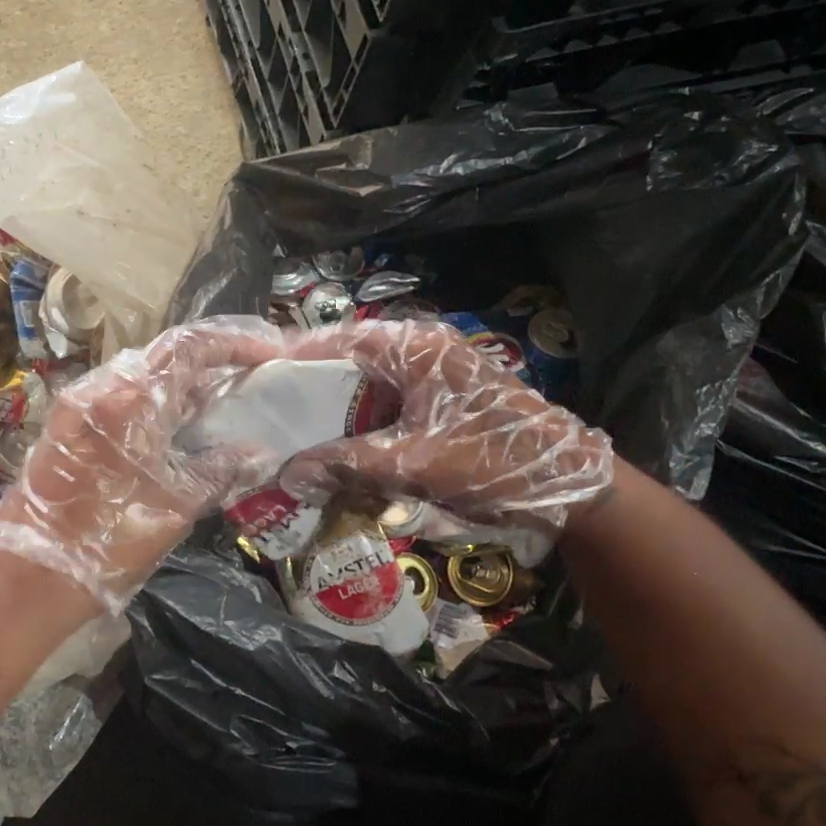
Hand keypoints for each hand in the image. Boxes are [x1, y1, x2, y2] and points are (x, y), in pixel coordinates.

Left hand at [0, 318, 284, 613]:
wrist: (30, 577)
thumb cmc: (108, 541)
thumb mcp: (176, 507)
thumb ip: (221, 469)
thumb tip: (257, 451)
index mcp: (129, 399)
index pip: (190, 346)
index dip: (234, 344)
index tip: (269, 355)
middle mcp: (100, 388)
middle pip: (165, 356)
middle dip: (211, 362)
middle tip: (250, 378)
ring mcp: (77, 405)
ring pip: (141, 376)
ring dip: (182, 383)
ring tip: (222, 402)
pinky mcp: (66, 427)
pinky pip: (120, 398)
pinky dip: (155, 403)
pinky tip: (179, 427)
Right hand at [279, 318, 613, 528]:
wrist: (572, 485)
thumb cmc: (493, 458)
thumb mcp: (415, 461)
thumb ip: (348, 463)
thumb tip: (287, 473)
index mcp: (412, 347)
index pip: (334, 340)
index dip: (291, 360)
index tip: (253, 382)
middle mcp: (418, 352)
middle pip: (345, 366)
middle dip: (307, 395)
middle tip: (267, 420)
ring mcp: (430, 378)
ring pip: (364, 392)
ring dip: (333, 418)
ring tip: (293, 441)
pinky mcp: (438, 404)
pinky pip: (385, 411)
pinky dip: (360, 432)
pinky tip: (338, 458)